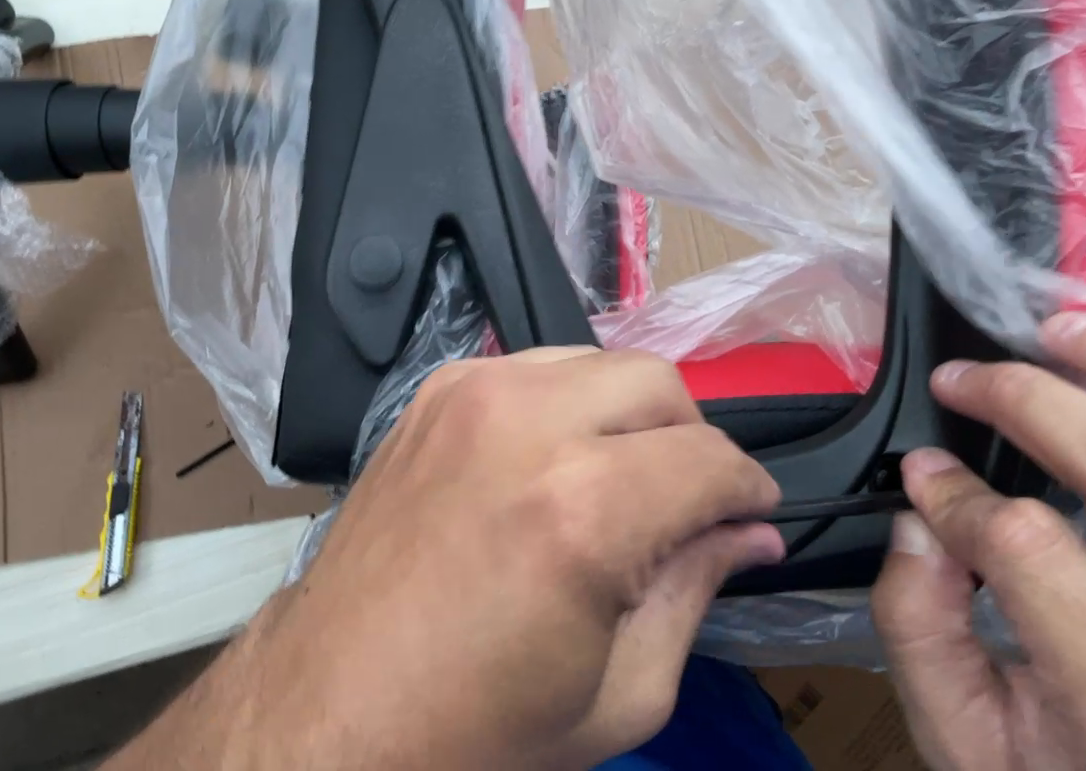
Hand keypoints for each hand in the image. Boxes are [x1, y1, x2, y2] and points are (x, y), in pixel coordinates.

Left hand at [115, 348, 783, 769]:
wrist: (335, 700)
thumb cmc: (479, 724)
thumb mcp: (620, 690)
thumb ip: (696, 588)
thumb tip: (751, 533)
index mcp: (582, 508)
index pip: (711, 459)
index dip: (747, 491)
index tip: (749, 516)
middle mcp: (525, 424)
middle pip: (658, 383)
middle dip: (691, 438)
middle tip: (684, 501)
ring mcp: (469, 393)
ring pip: (595, 362)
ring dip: (626, 413)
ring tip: (617, 477)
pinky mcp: (433, 392)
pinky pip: (531, 369)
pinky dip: (563, 403)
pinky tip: (551, 458)